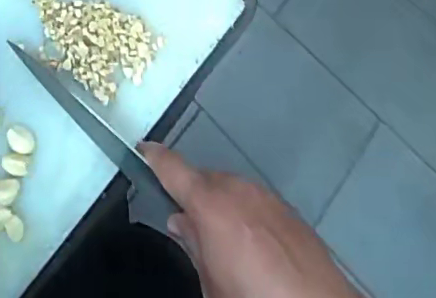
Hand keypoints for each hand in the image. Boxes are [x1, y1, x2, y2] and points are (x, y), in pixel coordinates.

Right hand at [141, 142, 360, 297]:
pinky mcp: (294, 216)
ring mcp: (268, 200)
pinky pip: (258, 205)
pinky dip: (249, 216)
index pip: (171, 167)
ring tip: (226, 242)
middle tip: (190, 225)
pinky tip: (258, 250)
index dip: (153, 157)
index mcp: (210, 204)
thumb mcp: (212, 287)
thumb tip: (183, 224)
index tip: (141, 151)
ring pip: (233, 190)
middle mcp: (237, 190)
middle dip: (193, 195)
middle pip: (204, 179)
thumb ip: (193, 247)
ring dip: (223, 205)